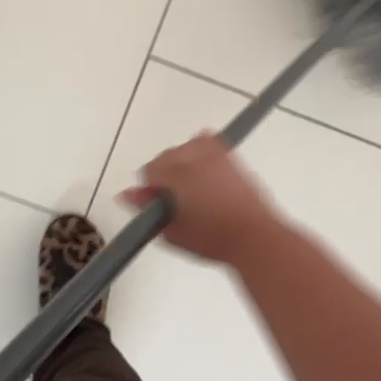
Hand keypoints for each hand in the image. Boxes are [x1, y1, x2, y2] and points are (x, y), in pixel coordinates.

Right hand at [120, 133, 281, 263]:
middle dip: (164, 174)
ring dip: (181, 162)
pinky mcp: (231, 158)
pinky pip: (209, 142)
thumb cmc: (212, 239)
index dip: (149, 190)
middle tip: (173, 201)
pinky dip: (200, 151)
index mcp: (177, 176)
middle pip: (166, 156)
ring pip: (185, 147)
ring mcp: (215, 155)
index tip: (157, 206)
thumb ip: (147, 209)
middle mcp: (195, 158)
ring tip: (189, 187)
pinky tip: (204, 172)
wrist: (255, 237)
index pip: (150, 170)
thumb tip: (126, 194)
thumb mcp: (172, 232)